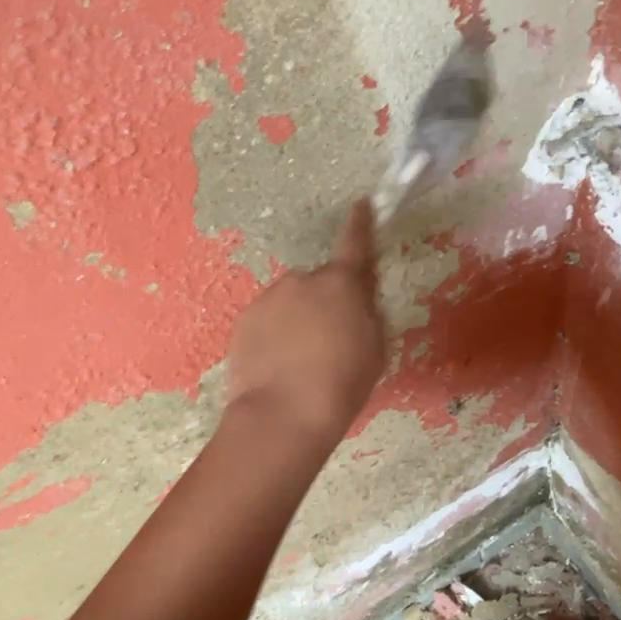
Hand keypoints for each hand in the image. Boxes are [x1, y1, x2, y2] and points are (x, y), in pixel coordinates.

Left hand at [225, 200, 386, 440]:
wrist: (283, 415)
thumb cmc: (343, 383)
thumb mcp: (376, 347)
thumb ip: (370, 313)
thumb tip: (359, 301)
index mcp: (342, 283)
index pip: (356, 244)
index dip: (361, 223)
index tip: (361, 204)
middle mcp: (303, 280)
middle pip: (322, 283)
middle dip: (328, 301)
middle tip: (336, 341)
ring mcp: (269, 299)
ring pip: (292, 302)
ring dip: (300, 320)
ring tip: (305, 361)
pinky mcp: (244, 322)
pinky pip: (269, 321)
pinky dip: (277, 336)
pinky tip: (282, 367)